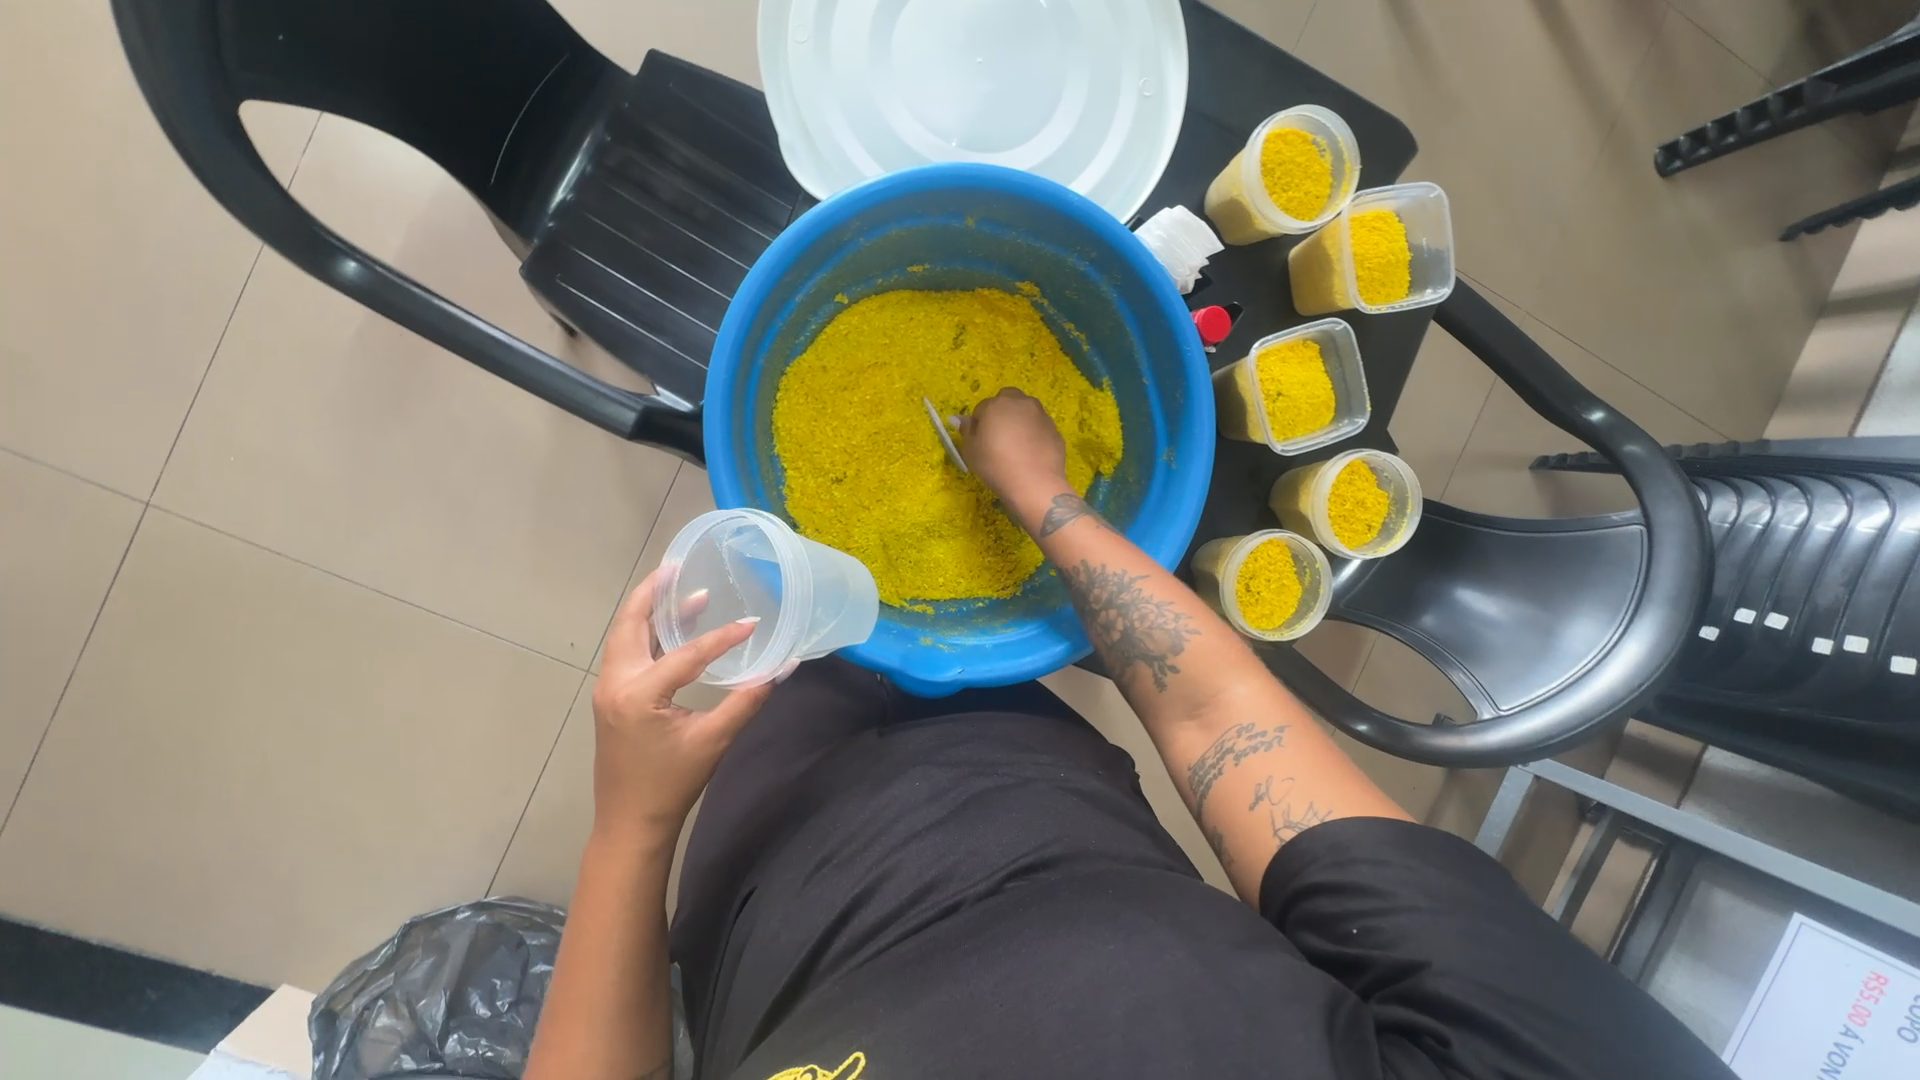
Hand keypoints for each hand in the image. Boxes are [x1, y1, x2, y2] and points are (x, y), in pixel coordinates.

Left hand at [590, 570, 775, 843]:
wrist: (630, 823)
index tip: (753, 623)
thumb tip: (783, 667)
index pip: (687, 653)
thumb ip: (747, 700)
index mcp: (639, 694)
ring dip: (650, 610)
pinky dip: (646, 632)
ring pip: (625, 635)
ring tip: (681, 588)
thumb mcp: (713, 741)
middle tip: (677, 565)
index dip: (723, 636)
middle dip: (653, 592)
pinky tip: (672, 627)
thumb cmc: (672, 784)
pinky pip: (627, 651)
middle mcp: (616, 682)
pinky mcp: (612, 697)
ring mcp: (608, 689)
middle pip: (631, 623)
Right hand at [959, 388, 1070, 509]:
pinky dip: (1034, 433)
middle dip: (1002, 411)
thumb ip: (966, 430)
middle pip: (1008, 399)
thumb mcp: (971, 450)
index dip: (979, 424)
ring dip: (1020, 420)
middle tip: (998, 436)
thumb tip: (959, 418)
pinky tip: (1030, 453)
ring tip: (1016, 445)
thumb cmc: (996, 465)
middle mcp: (1021, 403)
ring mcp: (1041, 415)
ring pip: (1026, 411)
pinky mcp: (1055, 429)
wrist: (1034, 483)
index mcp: (997, 404)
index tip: (980, 441)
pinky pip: (1039, 427)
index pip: (982, 407)